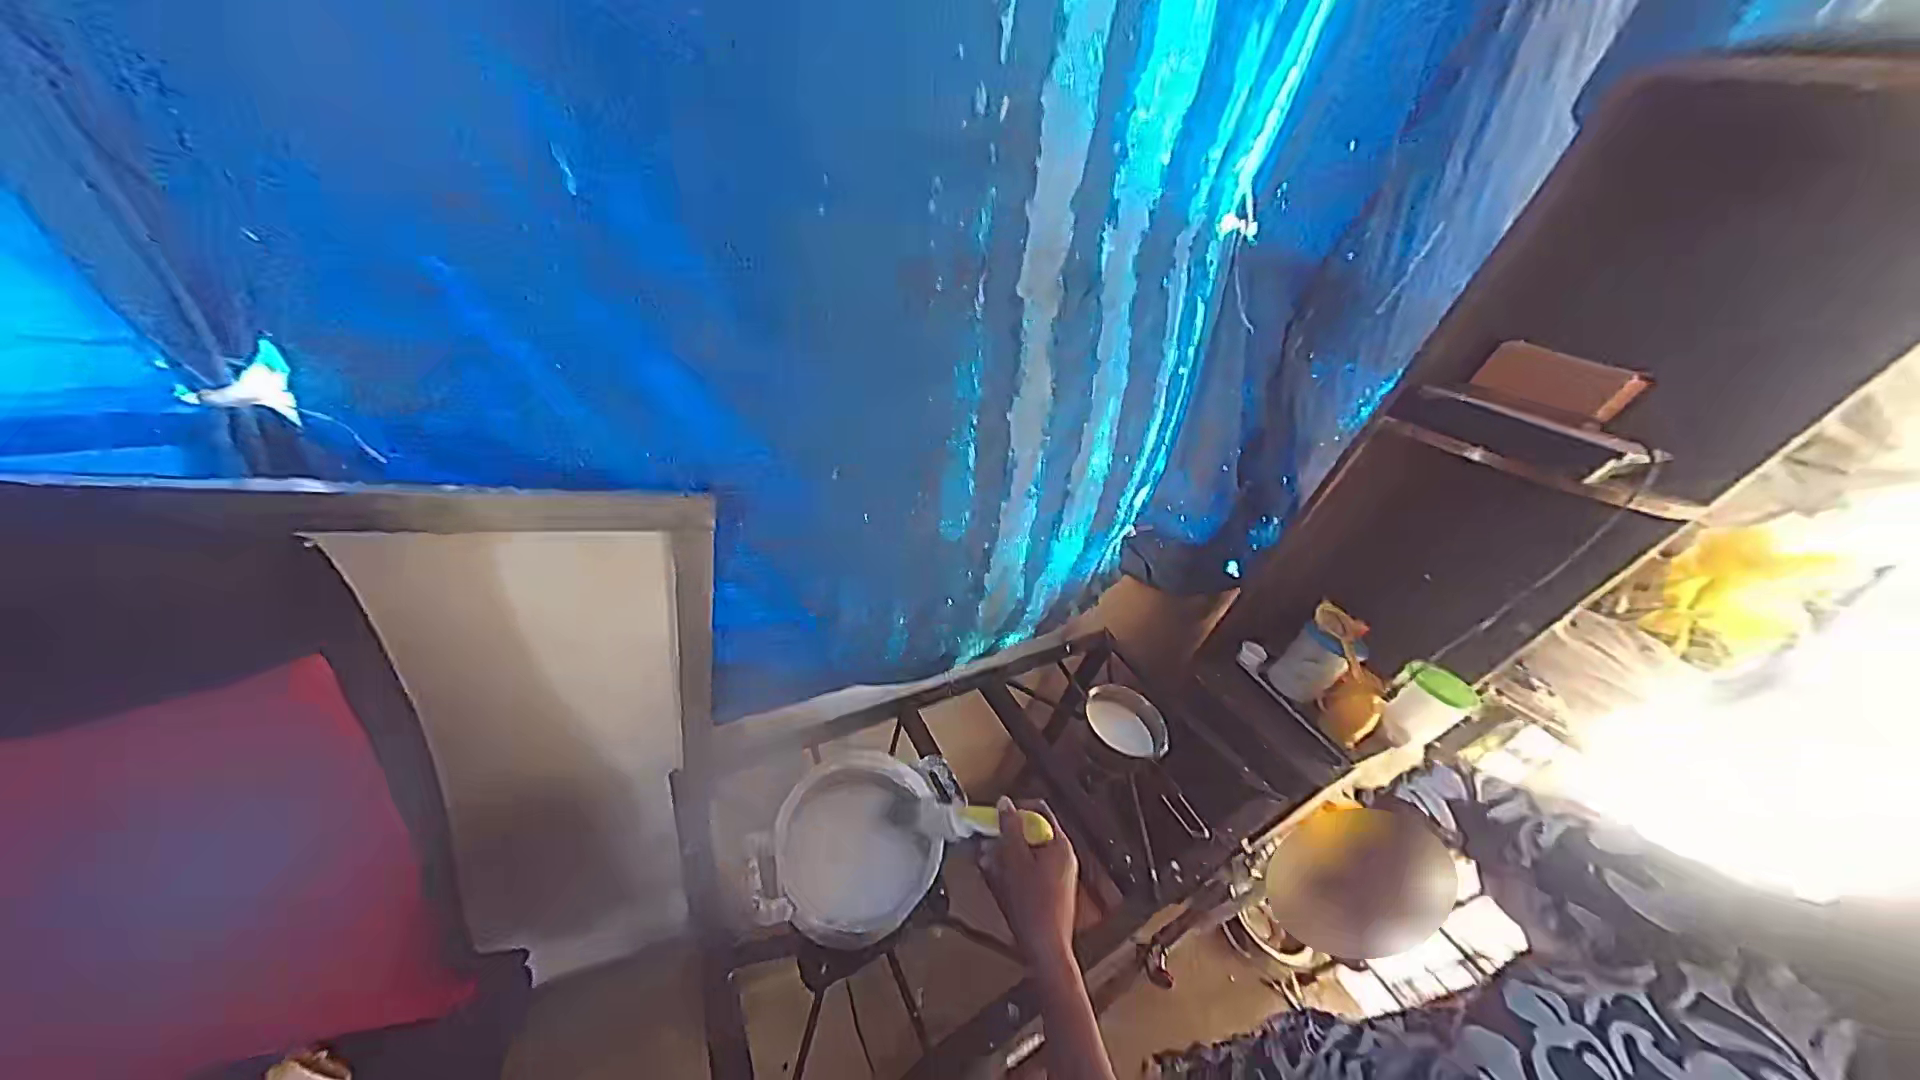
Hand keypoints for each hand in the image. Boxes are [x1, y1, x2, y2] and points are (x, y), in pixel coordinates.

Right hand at [985, 798, 1076, 975]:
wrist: (1045, 950)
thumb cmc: (1032, 906)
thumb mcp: (1014, 859)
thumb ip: (1009, 828)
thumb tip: (1005, 803)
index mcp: (1060, 844)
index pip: (1039, 811)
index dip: (1016, 811)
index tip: (996, 818)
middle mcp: (1063, 857)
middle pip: (1032, 833)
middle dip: (1006, 837)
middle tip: (987, 843)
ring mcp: (1059, 875)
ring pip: (1029, 853)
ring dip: (1006, 855)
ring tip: (987, 863)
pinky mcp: (1051, 892)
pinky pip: (1030, 871)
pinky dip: (1014, 871)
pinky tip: (997, 880)